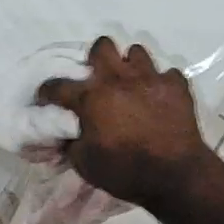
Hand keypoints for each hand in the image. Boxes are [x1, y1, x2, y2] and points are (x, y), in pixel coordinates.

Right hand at [37, 37, 215, 207]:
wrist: (174, 176)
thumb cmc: (124, 171)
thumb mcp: (84, 163)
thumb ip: (71, 142)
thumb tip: (66, 134)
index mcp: (91, 98)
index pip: (57, 86)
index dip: (47, 91)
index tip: (47, 98)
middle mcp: (118, 79)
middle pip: (102, 47)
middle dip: (96, 58)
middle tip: (98, 77)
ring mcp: (149, 78)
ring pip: (136, 52)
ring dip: (130, 66)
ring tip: (132, 83)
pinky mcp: (176, 86)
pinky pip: (167, 73)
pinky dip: (161, 84)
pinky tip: (159, 97)